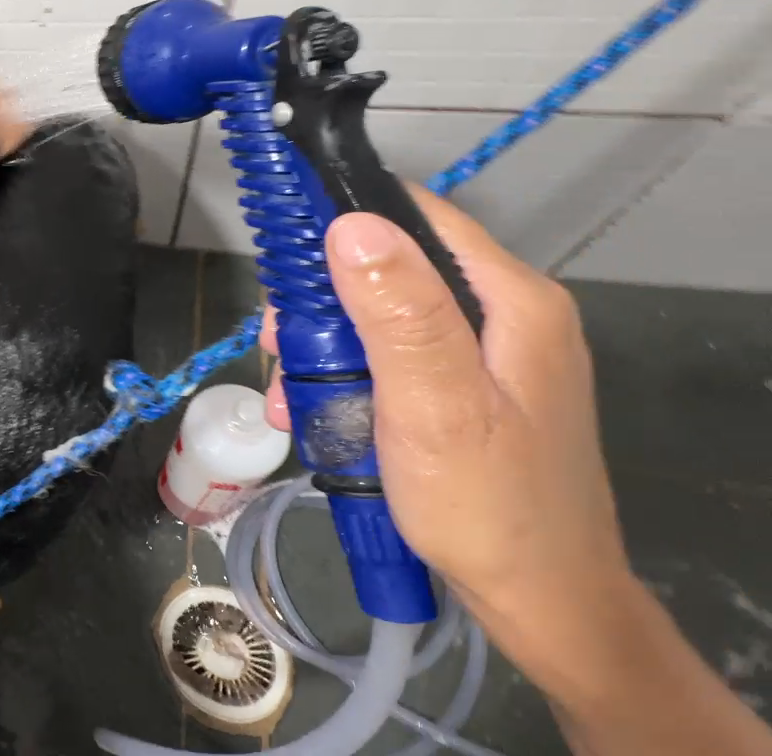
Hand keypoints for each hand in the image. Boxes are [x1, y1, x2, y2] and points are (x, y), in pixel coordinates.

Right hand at [261, 190, 632, 650]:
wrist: (539, 602)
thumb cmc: (487, 505)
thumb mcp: (435, 405)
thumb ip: (399, 313)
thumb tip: (350, 222)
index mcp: (509, 301)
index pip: (416, 215)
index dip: (343, 217)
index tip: (280, 252)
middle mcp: (500, 314)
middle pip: (386, 267)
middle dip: (318, 303)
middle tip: (278, 350)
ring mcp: (480, 353)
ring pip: (375, 314)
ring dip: (320, 347)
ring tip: (290, 398)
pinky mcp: (459, 386)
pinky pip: (384, 355)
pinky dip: (341, 376)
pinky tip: (313, 412)